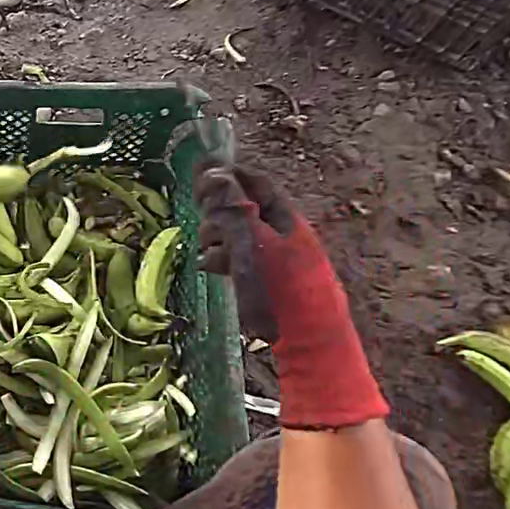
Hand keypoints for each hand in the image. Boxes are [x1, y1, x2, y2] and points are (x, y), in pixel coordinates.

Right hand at [196, 161, 385, 429]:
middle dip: (218, 214)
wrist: (307, 335)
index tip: (202, 173)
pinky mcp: (252, 275)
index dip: (229, 175)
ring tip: (217, 256)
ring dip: (215, 239)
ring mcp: (263, 254)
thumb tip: (215, 174)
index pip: (254, 182)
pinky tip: (214, 269)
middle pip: (236, 206)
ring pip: (227, 232)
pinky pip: (227, 255)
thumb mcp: (259, 241)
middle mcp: (274, 231)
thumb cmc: (289, 285)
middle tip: (209, 222)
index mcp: (284, 217)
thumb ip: (235, 209)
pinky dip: (218, 259)